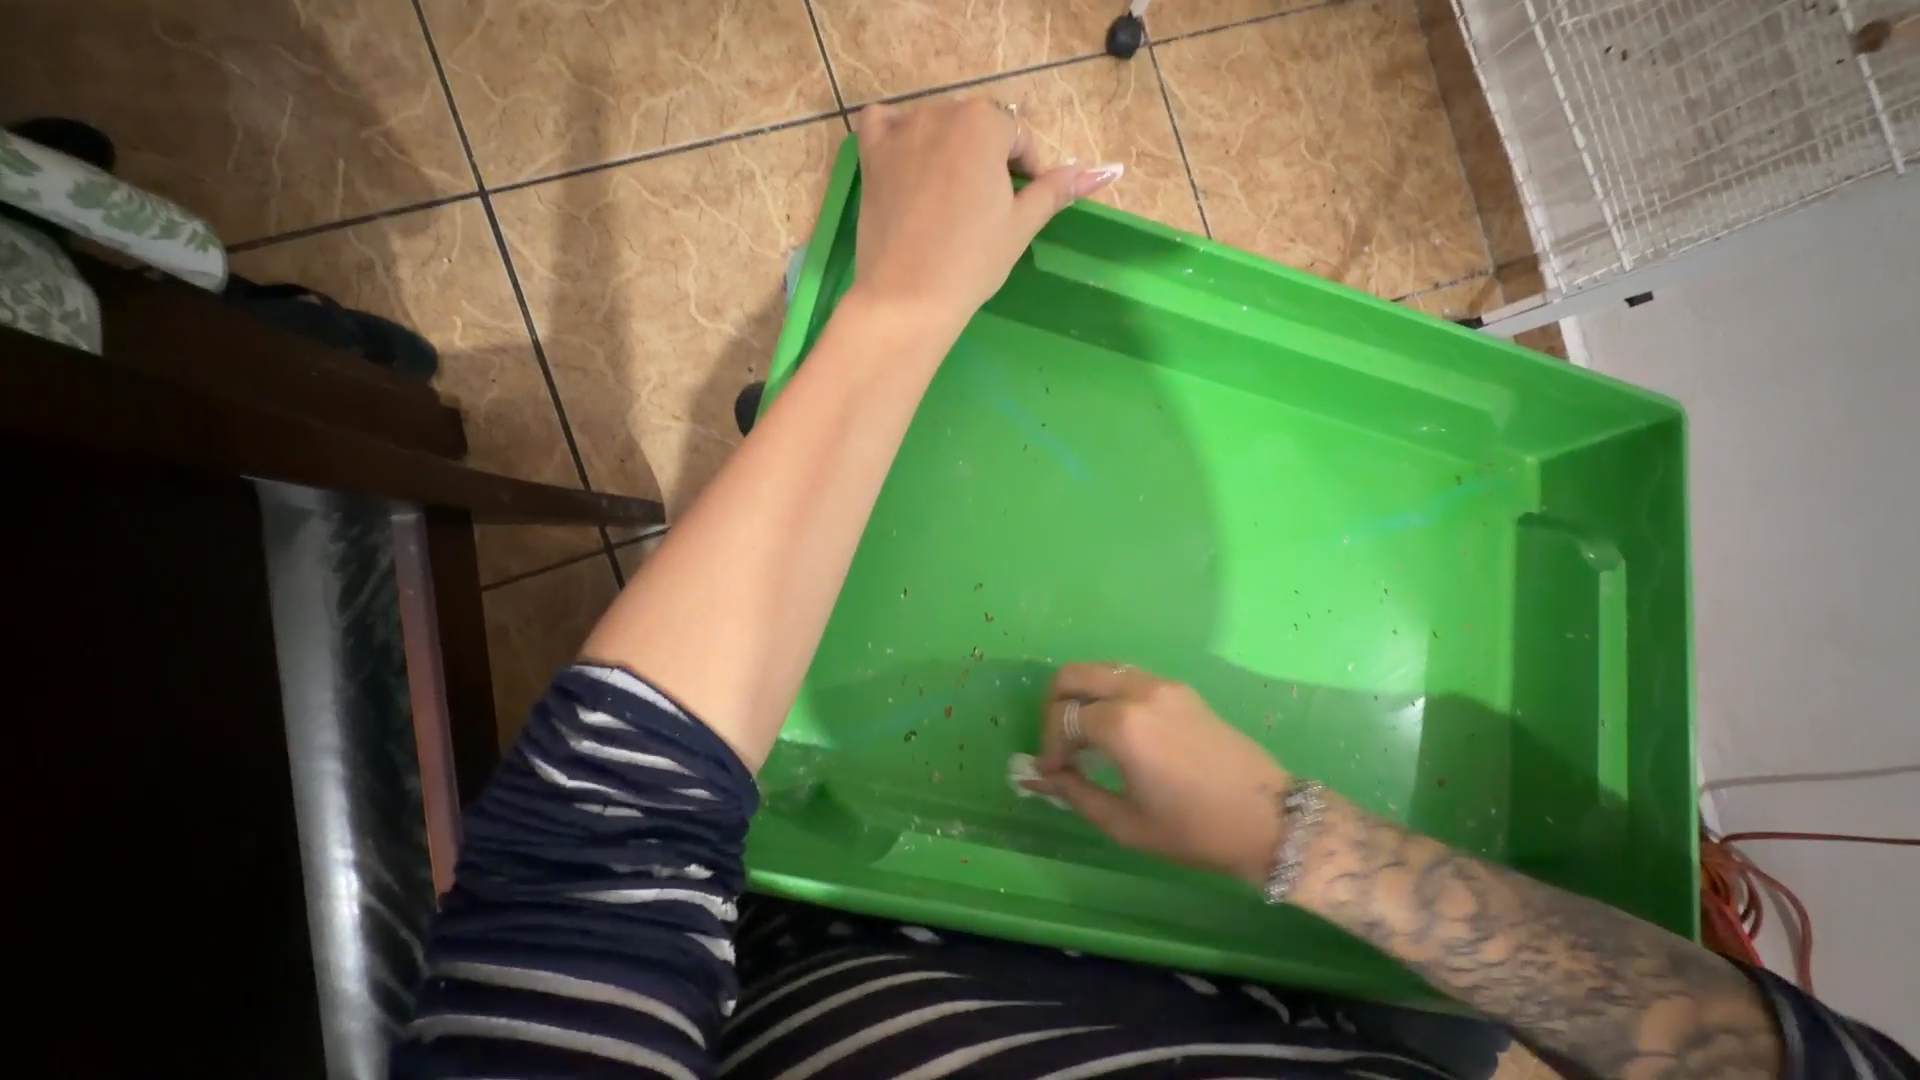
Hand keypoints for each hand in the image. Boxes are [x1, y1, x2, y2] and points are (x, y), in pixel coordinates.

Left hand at [848, 99, 1122, 329]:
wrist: (908, 297)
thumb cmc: (972, 262)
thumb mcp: (1021, 224)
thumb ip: (1055, 190)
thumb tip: (1103, 172)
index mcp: (984, 124)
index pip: (1017, 137)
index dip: (1027, 171)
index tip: (1021, 206)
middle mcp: (941, 113)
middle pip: (976, 129)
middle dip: (987, 160)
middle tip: (986, 210)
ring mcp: (901, 131)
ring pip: (935, 127)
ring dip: (948, 150)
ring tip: (950, 200)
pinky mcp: (871, 155)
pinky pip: (882, 122)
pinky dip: (896, 133)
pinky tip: (907, 161)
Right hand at [1033, 664, 1289, 885]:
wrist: (1268, 819)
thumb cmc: (1195, 830)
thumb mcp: (1127, 825)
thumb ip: (1076, 795)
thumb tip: (1043, 780)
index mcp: (1122, 726)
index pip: (1062, 719)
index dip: (1049, 748)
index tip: (1052, 775)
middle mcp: (1138, 692)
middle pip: (1073, 675)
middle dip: (1054, 707)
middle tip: (1059, 744)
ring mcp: (1162, 685)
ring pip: (1100, 670)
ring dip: (1082, 697)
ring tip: (1086, 739)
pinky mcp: (1180, 689)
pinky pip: (1127, 677)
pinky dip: (1108, 694)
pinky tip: (1116, 732)